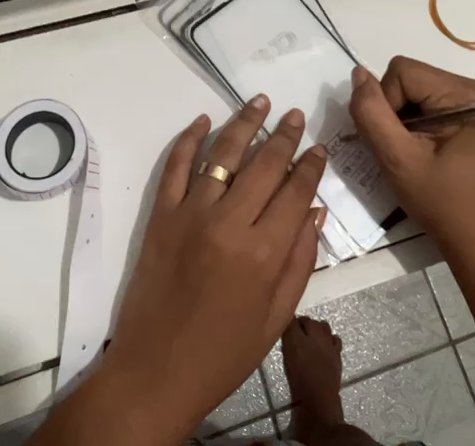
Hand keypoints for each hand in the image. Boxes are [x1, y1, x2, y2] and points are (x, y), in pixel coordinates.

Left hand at [90, 96, 327, 440]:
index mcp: (263, 253)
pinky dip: (188, 139)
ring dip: (243, 124)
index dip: (311, 166)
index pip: (295, 192)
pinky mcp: (160, 216)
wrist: (156, 373)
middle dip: (284, 136)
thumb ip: (300, 260)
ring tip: (259, 102)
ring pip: (222, 155)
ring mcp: (190, 214)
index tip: (319, 147)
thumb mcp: (276, 317)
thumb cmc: (225, 353)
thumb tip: (315, 210)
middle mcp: (229, 223)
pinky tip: (203, 120)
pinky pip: (175, 167)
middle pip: (264, 165)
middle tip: (294, 114)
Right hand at [348, 57, 474, 252]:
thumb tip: (359, 74)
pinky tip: (422, 148)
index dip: (386, 103)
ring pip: (414, 87)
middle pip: (409, 76)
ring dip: (402, 117)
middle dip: (394, 110)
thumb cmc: (441, 203)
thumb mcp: (398, 160)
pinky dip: (414, 121)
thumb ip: (372, 114)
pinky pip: (427, 99)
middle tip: (402, 149)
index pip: (402, 72)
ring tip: (412, 151)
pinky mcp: (472, 112)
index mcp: (467, 95)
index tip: (395, 142)